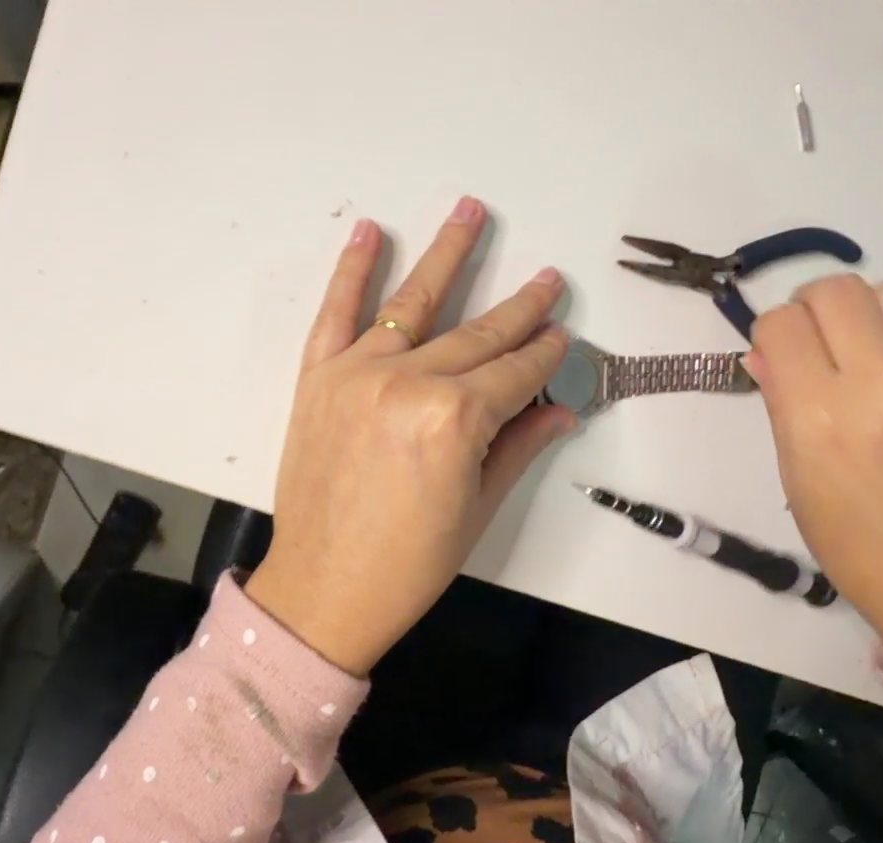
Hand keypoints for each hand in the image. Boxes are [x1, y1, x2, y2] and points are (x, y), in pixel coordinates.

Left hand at [245, 198, 576, 675]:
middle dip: (520, 309)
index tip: (564, 335)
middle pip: (477, 336)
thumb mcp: (476, 509)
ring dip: (447, 255)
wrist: (324, 591)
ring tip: (471, 211)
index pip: (515, 372)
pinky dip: (352, 272)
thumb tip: (560, 410)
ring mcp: (357, 374)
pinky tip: (370, 234)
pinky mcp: (318, 380)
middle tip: (549, 280)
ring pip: (412, 304)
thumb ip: (518, 447)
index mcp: (455, 419)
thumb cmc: (408, 566)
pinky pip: (336, 314)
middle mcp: (408, 382)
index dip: (546, 355)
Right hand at [748, 276, 882, 682]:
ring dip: (868, 312)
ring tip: (868, 347)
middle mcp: (880, 384)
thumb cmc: (856, 545)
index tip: (779, 354)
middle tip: (816, 338)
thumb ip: (782, 409)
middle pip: (837, 292)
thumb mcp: (798, 482)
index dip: (772, 334)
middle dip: (812, 308)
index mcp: (819, 420)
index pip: (782, 327)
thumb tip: (769, 355)